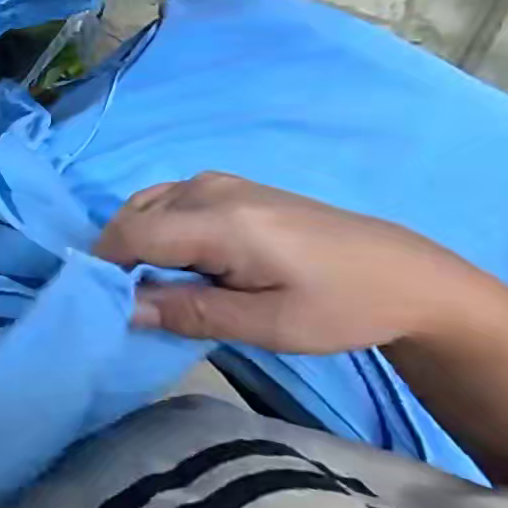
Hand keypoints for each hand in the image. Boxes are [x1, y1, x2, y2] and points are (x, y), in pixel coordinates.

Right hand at [94, 174, 503, 352]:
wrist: (403, 274)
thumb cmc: (339, 306)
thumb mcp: (267, 325)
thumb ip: (189, 312)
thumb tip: (123, 307)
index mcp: (220, 221)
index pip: (133, 234)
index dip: (105, 267)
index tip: (104, 305)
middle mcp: (209, 188)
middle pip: (132, 216)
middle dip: (117, 258)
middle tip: (133, 303)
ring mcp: (218, 181)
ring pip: (145, 206)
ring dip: (135, 243)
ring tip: (155, 286)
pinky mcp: (227, 186)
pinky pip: (167, 201)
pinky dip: (155, 230)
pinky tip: (178, 261)